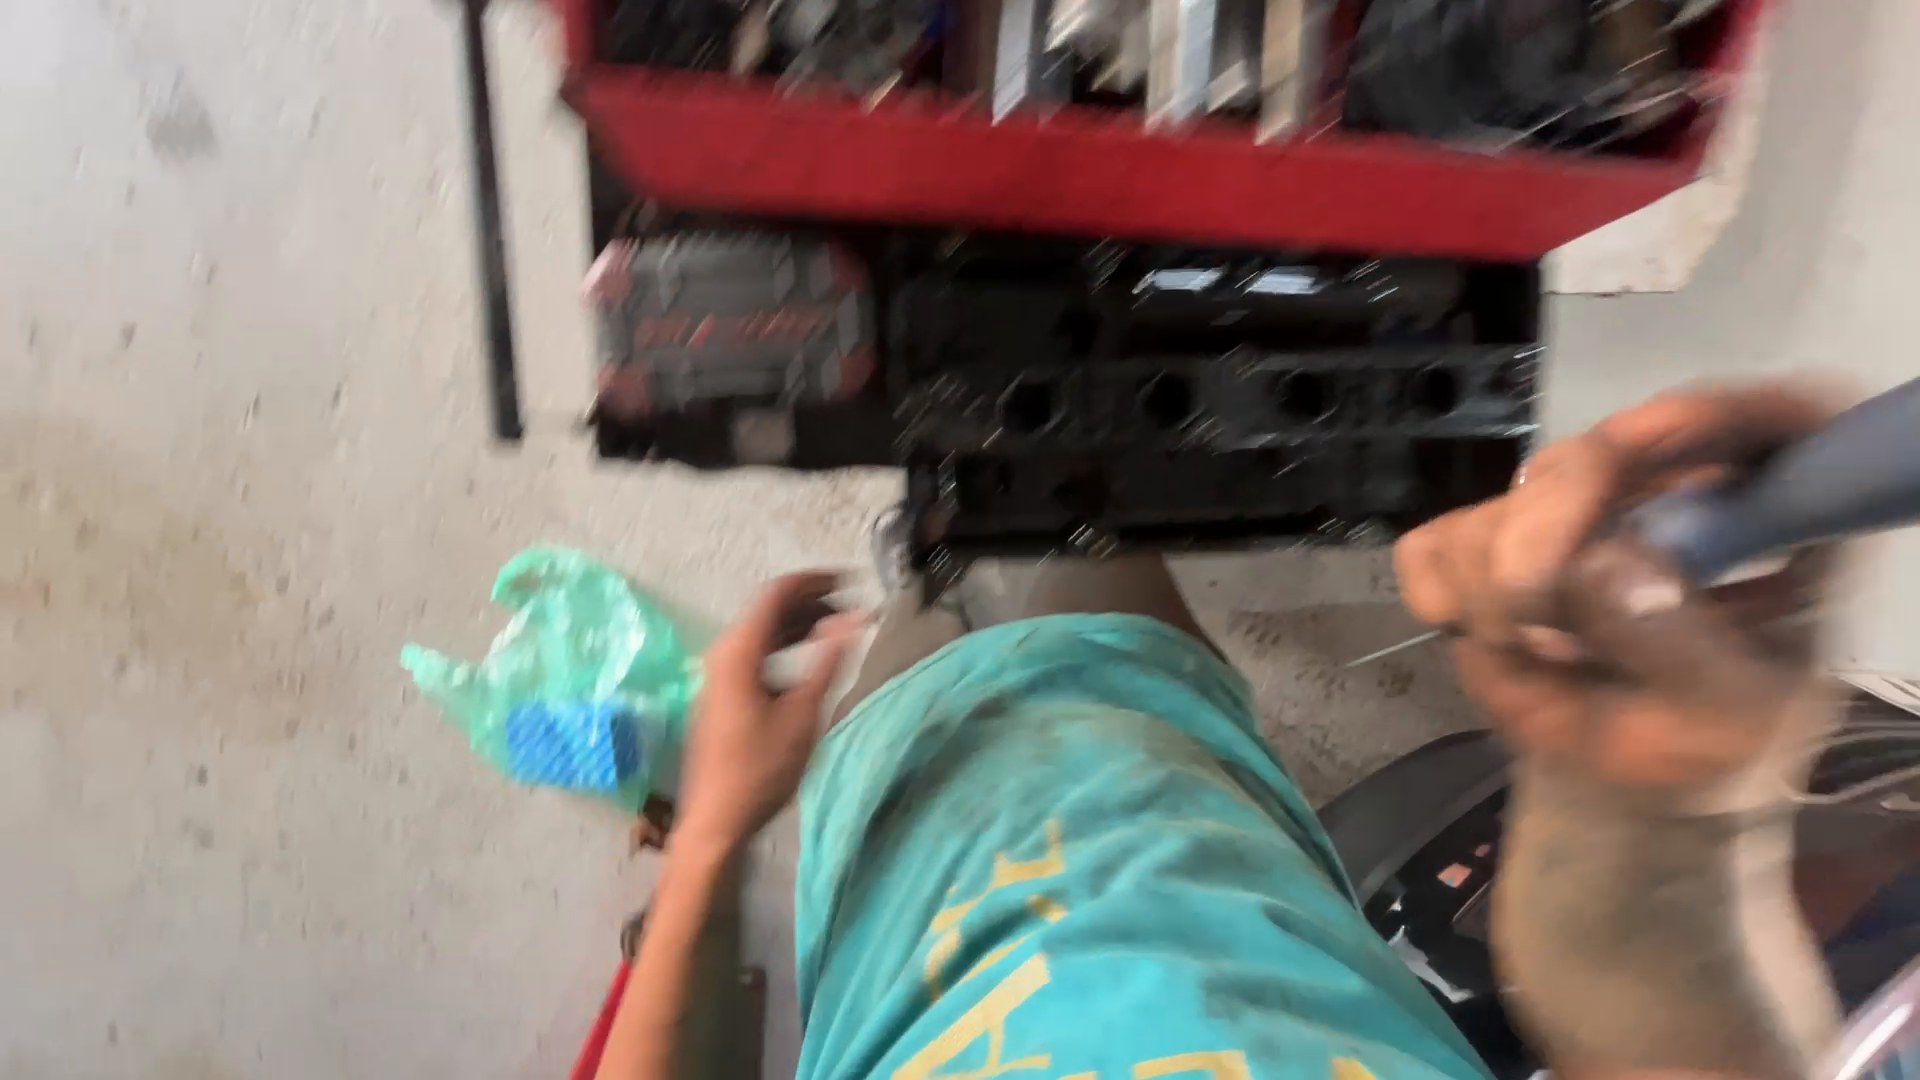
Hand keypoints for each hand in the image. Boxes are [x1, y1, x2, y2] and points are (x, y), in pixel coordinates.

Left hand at [673, 572, 863, 855]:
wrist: (715, 819)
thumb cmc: (761, 768)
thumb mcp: (803, 713)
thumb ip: (828, 660)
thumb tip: (852, 618)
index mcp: (739, 650)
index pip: (778, 593)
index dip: (816, 581)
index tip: (851, 581)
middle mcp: (725, 652)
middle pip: (770, 609)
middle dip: (813, 602)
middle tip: (852, 607)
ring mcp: (721, 671)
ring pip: (765, 630)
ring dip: (801, 624)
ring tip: (839, 627)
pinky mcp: (724, 689)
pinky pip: (759, 650)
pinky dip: (787, 644)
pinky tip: (811, 656)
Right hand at [1393, 383, 1846, 793]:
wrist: (1628, 768)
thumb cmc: (1702, 739)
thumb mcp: (1726, 706)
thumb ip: (1678, 640)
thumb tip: (1598, 565)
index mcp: (1752, 509)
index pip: (1738, 420)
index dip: (1688, 422)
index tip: (1643, 457)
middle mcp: (1645, 492)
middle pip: (1571, 466)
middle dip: (1537, 552)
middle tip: (1543, 636)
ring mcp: (1547, 517)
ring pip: (1485, 516)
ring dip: (1493, 601)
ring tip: (1540, 654)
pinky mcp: (1471, 544)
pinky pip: (1424, 547)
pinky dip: (1440, 599)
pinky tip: (1486, 633)